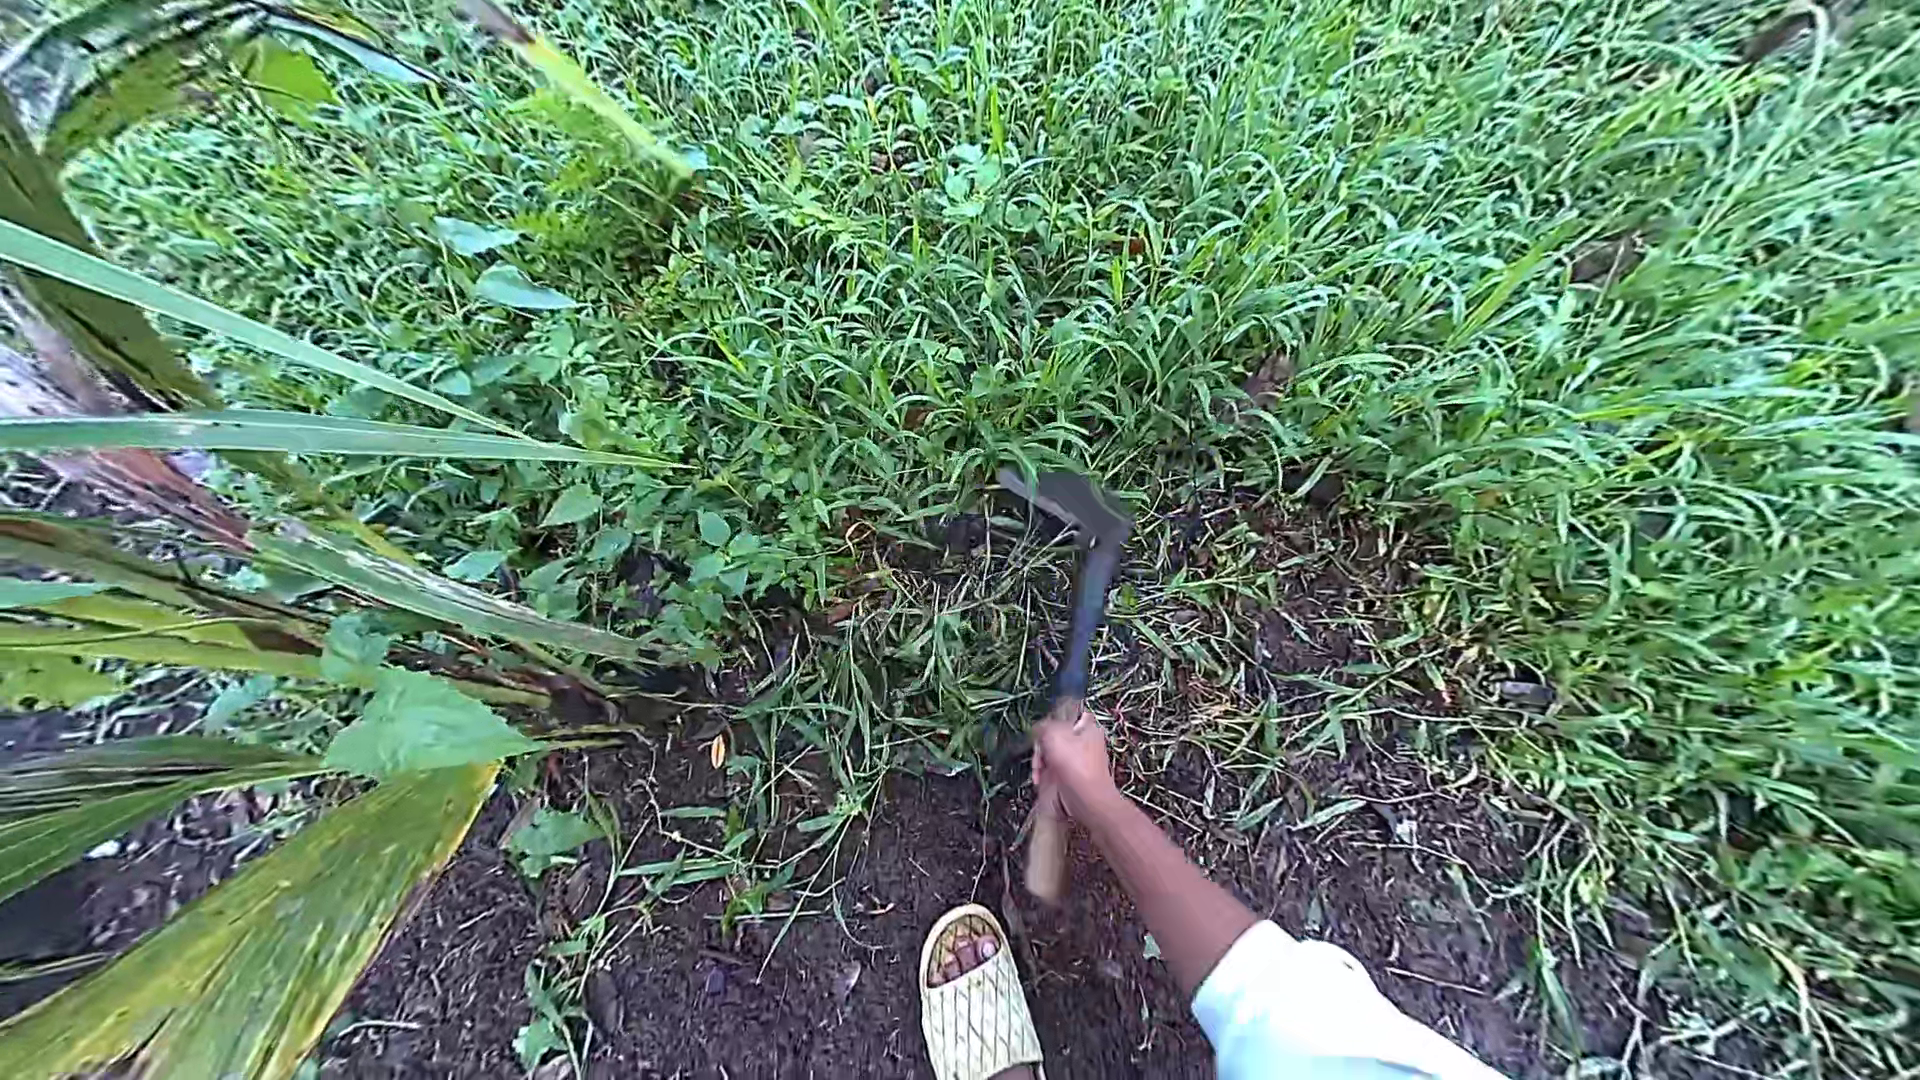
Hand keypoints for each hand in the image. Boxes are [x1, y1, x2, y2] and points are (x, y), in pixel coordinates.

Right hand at [1032, 705, 1118, 820]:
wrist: (1088, 802)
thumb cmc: (1075, 766)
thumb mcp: (1054, 736)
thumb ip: (1043, 726)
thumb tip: (1037, 728)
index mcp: (1087, 727)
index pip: (1065, 715)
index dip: (1050, 722)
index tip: (1041, 732)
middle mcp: (1085, 741)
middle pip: (1054, 735)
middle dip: (1041, 746)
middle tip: (1039, 756)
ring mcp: (1078, 759)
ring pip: (1051, 752)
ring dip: (1040, 761)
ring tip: (1037, 771)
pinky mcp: (1071, 775)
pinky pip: (1052, 768)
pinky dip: (1044, 772)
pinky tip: (1039, 779)